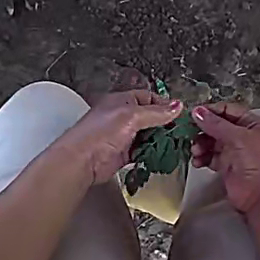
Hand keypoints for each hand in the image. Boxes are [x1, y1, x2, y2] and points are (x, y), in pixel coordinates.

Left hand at [52, 89, 183, 184]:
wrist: (81, 161)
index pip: (148, 98)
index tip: (178, 114)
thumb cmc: (98, 134)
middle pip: (150, 118)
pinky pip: (142, 152)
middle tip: (179, 132)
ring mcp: (122, 136)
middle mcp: (122, 117)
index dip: (164, 105)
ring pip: (148, 136)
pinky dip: (152, 154)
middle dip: (164, 125)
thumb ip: (156, 112)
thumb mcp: (131, 116)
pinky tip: (161, 156)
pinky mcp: (123, 154)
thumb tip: (176, 107)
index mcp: (121, 102)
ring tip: (174, 145)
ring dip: (160, 141)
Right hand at [190, 103, 259, 214]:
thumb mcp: (240, 138)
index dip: (211, 111)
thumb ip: (217, 124)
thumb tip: (199, 112)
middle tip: (190, 132)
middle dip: (203, 129)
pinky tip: (198, 160)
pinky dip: (202, 158)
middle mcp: (244, 137)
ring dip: (201, 144)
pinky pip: (210, 157)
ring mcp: (236, 152)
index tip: (195, 114)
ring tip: (196, 150)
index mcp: (253, 124)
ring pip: (212, 142)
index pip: (228, 111)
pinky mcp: (228, 167)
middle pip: (218, 127)